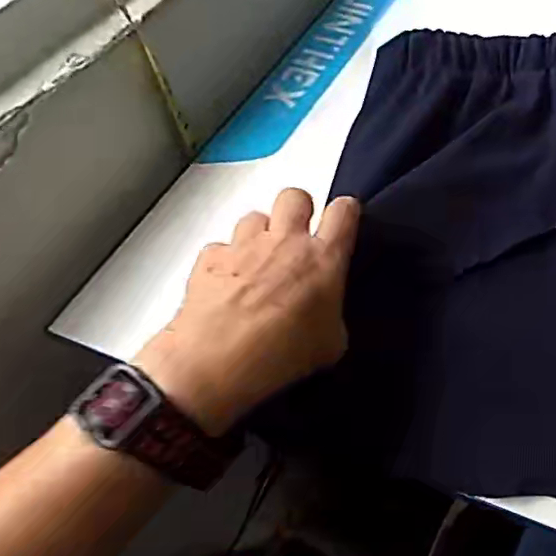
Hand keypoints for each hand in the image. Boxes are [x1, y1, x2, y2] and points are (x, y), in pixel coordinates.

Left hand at [133, 189, 359, 433]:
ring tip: (258, 263)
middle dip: (298, 209)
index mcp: (323, 260)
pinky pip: (220, 246)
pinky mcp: (210, 257)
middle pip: (295, 196)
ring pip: (255, 216)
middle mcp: (284, 242)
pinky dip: (225, 261)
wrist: (219, 360)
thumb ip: (331, 317)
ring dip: (259, 234)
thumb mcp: (329, 345)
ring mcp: (244, 246)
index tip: (343, 219)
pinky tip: (226, 284)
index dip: (345, 212)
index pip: (344, 213)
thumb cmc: (279, 353)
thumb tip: (324, 317)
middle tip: (296, 237)